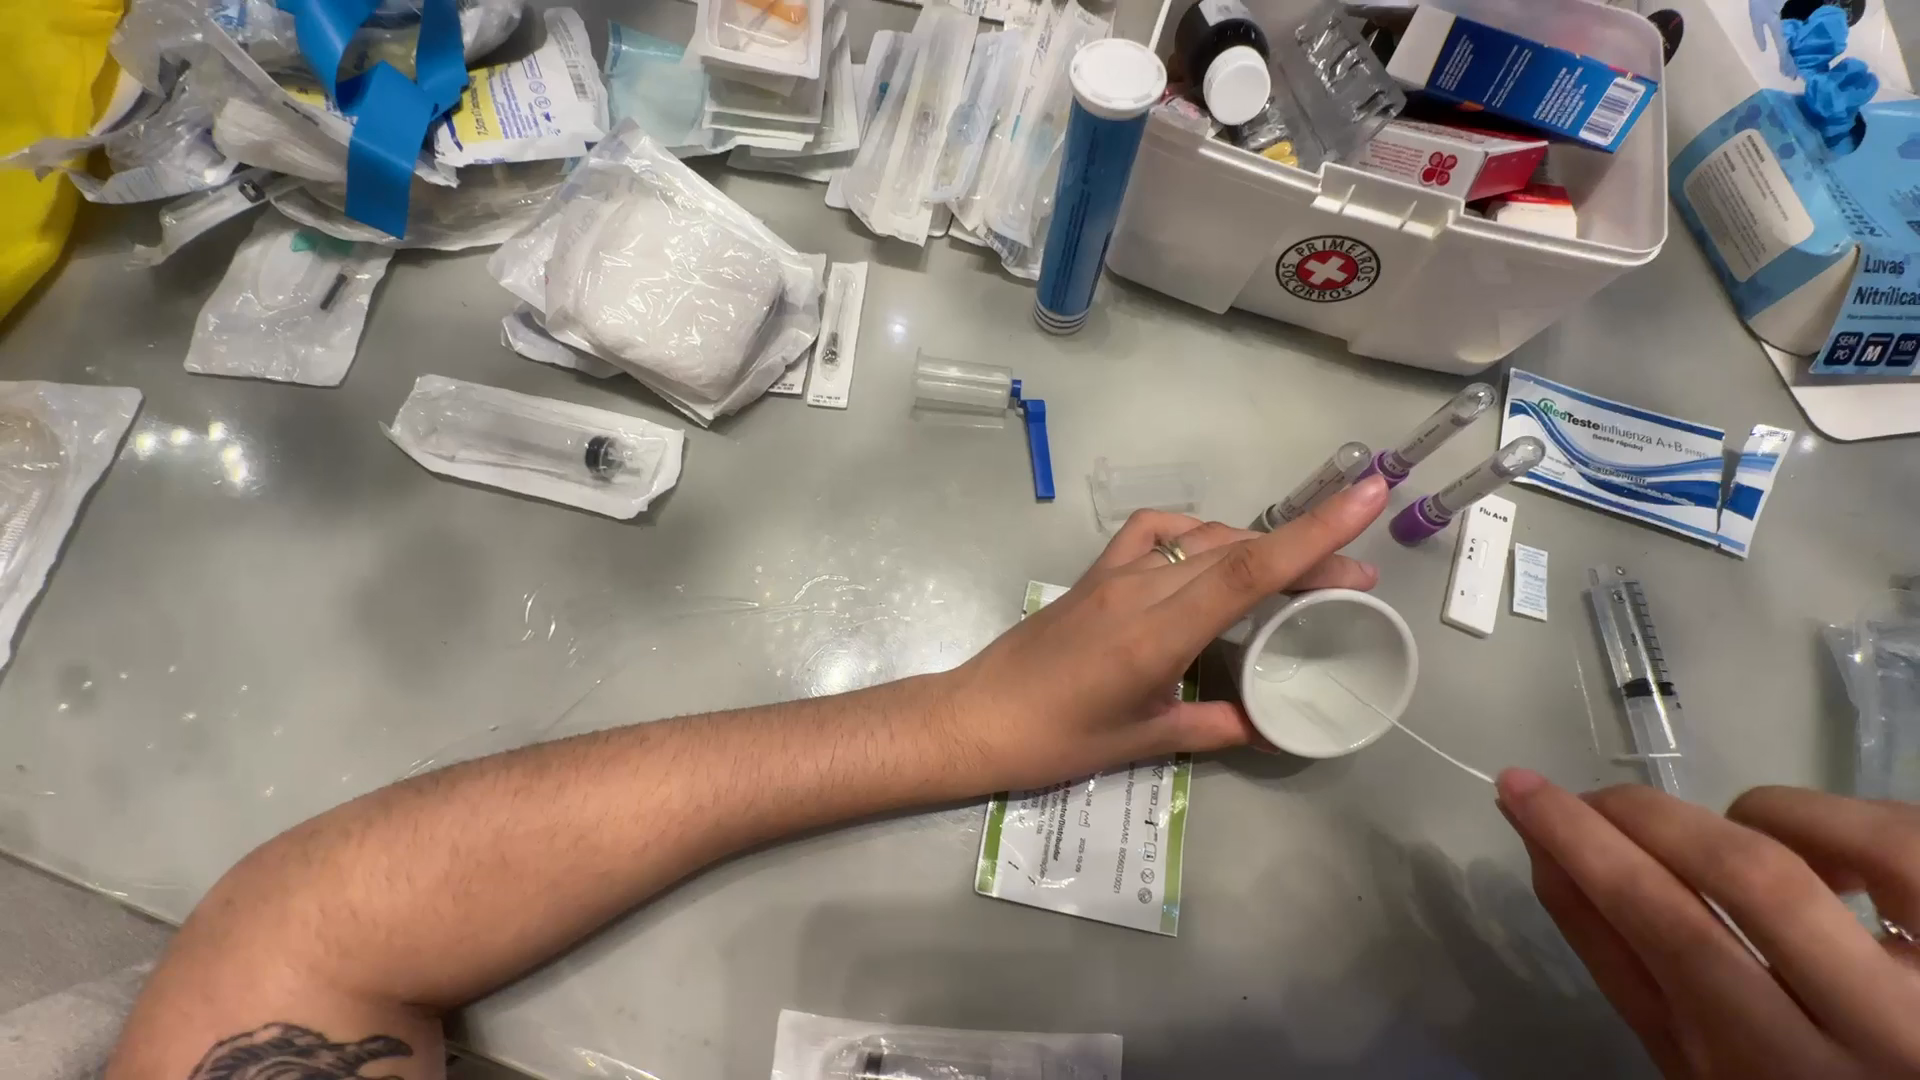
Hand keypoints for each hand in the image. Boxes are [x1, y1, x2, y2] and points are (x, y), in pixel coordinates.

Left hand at [941, 476, 1387, 792]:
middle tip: (1352, 579)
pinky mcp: (1093, 573)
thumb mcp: (1142, 740)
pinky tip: (1208, 554)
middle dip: (1303, 552)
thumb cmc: (1055, 740)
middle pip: (1236, 551)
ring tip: (1292, 572)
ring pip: (1200, 538)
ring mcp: (1111, 574)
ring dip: (1254, 545)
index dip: (1313, 532)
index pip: (1247, 571)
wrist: (978, 716)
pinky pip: (1152, 533)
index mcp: (1156, 634)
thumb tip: (1270, 724)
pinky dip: (1193, 532)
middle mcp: (1138, 588)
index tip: (1366, 495)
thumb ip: (1213, 725)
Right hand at [1498, 770, 1919, 1077]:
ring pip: (1867, 842)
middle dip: (1647, 812)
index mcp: (1780, 1072)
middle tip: (1603, 798)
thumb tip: (1541, 840)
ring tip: (1749, 832)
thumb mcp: (1687, 1054)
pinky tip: (1837, 858)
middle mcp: (1892, 1036)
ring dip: (1767, 812)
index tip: (1519, 786)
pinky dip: (1854, 822)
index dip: (1579, 839)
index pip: (1662, 925)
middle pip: (1749, 875)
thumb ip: (1613, 953)